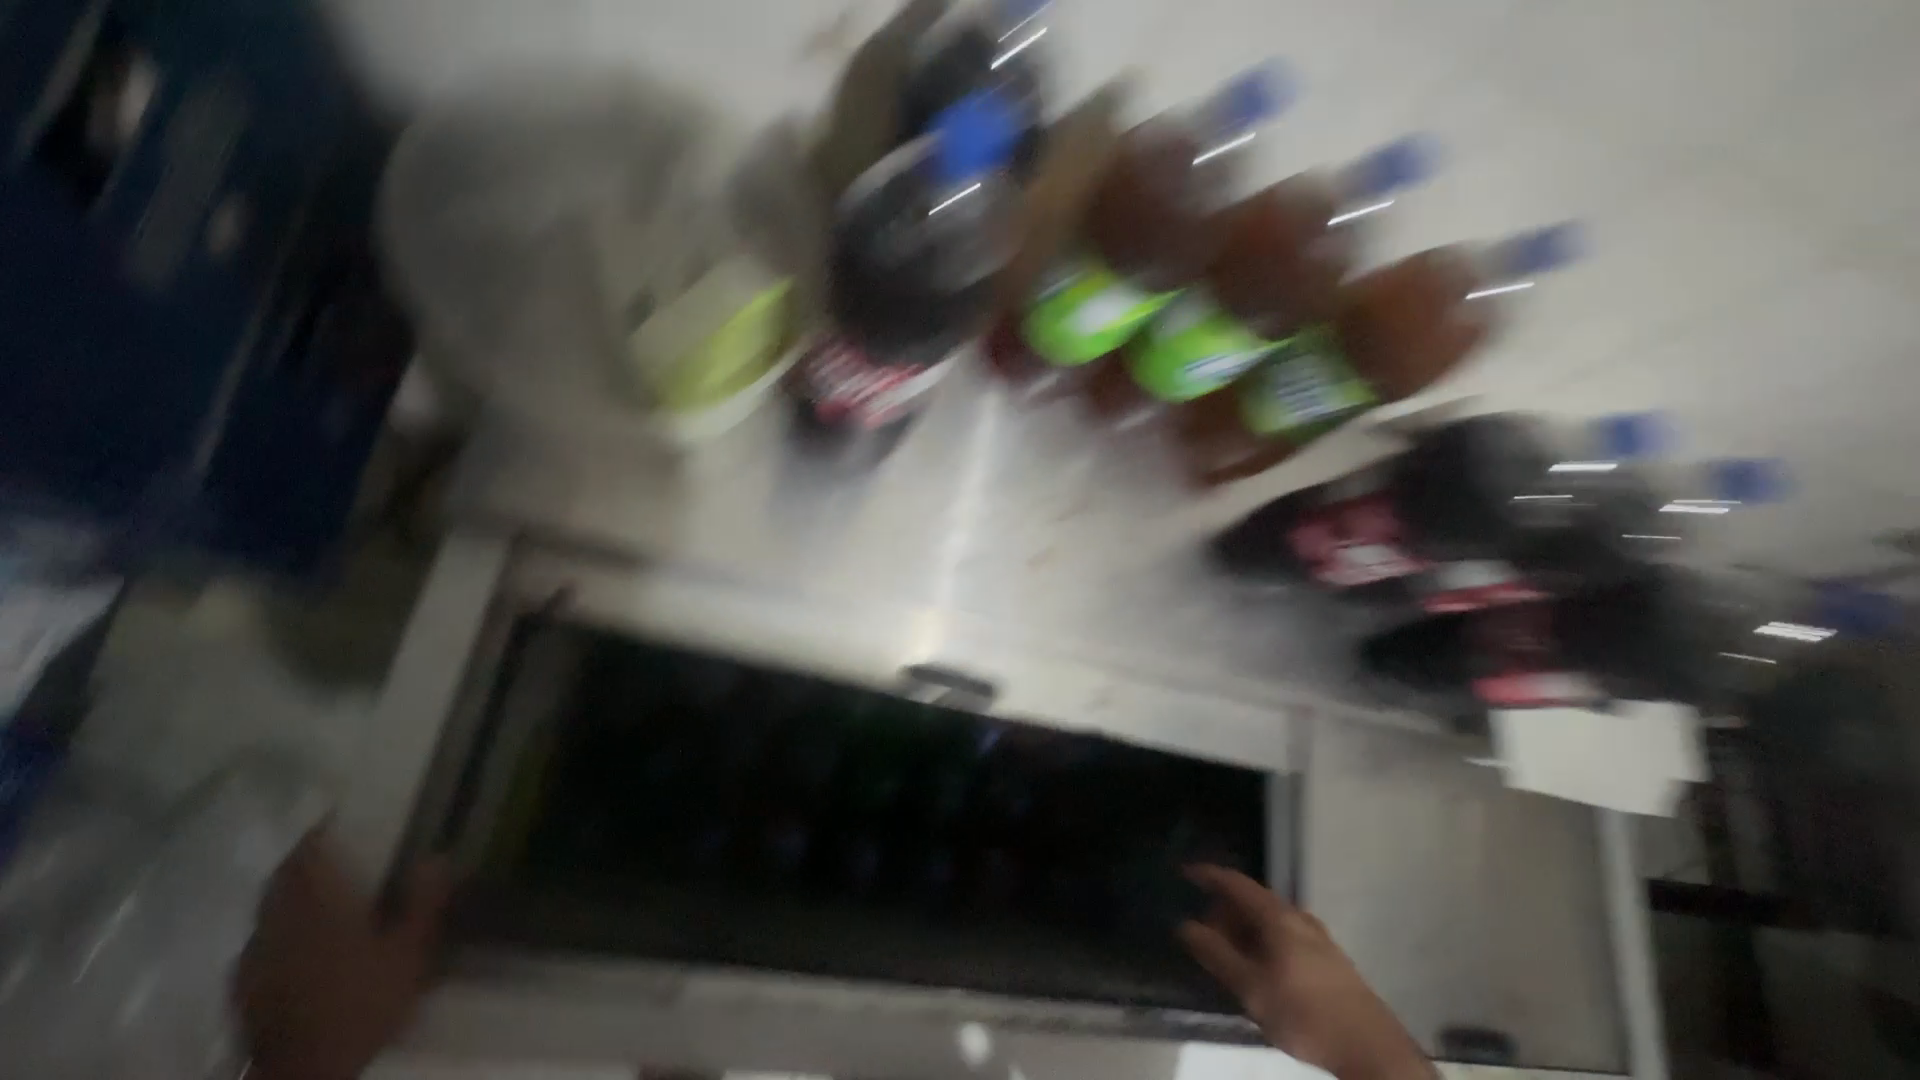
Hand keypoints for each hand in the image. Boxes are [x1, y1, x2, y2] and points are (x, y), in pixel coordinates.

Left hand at [235, 832, 451, 1079]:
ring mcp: (254, 954)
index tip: (336, 815)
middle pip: (282, 877)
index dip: (319, 830)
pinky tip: (298, 940)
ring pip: (267, 908)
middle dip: (303, 859)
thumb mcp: (411, 952)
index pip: (307, 853)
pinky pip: (261, 939)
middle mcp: (277, 920)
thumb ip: (423, 902)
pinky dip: (278, 927)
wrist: (306, 1070)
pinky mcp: (244, 984)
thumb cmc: (362, 1003)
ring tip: (318, 892)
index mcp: (317, 905)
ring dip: (289, 892)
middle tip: (331, 850)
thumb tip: (436, 855)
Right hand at [1177, 864, 1433, 1079]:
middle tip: (1201, 930)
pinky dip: (1261, 941)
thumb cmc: (1304, 1013)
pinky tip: (1257, 968)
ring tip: (1225, 952)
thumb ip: (1216, 954)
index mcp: (1278, 916)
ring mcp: (1317, 937)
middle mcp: (1298, 917)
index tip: (1185, 872)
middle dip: (1224, 909)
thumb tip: (1185, 925)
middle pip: (1253, 900)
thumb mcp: (1251, 987)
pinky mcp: (1327, 959)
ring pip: (1270, 920)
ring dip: (1243, 929)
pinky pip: (1283, 935)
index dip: (1208, 875)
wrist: (1370, 1048)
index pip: (1236, 882)